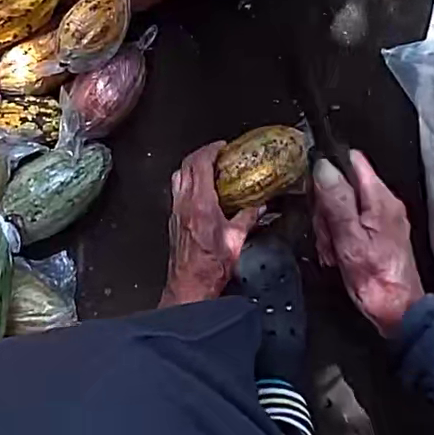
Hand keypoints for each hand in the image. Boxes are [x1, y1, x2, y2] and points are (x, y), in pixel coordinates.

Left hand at [162, 142, 262, 306]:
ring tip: (207, 167)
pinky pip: (177, 192)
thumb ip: (249, 218)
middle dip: (199, 154)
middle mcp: (184, 205)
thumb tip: (260, 206)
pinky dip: (187, 182)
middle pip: (184, 166)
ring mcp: (175, 212)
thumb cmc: (209, 269)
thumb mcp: (236, 240)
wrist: (189, 287)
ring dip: (190, 167)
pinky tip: (199, 190)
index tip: (221, 147)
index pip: (199, 165)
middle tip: (215, 153)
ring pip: (177, 177)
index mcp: (200, 206)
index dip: (210, 150)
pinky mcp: (173, 221)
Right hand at [312, 150, 421, 336]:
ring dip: (328, 224)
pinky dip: (336, 234)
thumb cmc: (376, 280)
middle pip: (342, 183)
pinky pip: (348, 221)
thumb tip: (324, 167)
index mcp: (380, 199)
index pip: (352, 160)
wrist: (397, 312)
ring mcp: (381, 218)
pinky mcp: (377, 232)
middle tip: (325, 230)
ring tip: (331, 247)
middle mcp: (384, 203)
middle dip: (324, 205)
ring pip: (341, 203)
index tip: (314, 187)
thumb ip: (336, 201)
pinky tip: (336, 252)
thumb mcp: (349, 238)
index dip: (328, 167)